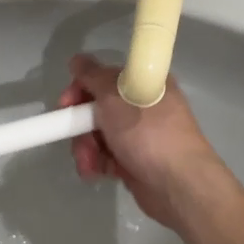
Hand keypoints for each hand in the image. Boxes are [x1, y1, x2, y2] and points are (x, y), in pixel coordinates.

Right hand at [59, 53, 223, 234]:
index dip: (81, 88)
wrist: (178, 184)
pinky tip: (96, 173)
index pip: (104, 77)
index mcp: (144, 84)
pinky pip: (107, 156)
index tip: (66, 103)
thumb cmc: (148, 132)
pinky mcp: (135, 160)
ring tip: (89, 163)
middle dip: (81, 125)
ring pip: (99, 134)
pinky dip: (97, 163)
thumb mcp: (115, 96)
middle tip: (75, 137)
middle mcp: (143, 106)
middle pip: (98, 108)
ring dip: (86, 148)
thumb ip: (92, 76)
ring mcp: (140, 135)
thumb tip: (78, 60)